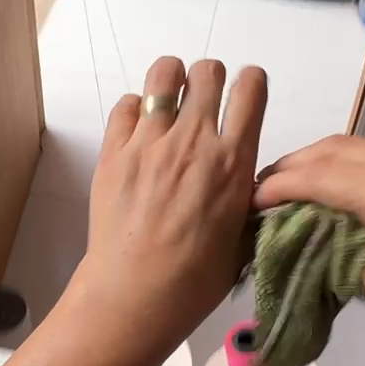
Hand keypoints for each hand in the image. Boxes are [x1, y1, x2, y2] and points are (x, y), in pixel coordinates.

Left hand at [66, 57, 266, 354]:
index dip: (250, 83)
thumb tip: (246, 183)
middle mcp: (194, 141)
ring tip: (168, 105)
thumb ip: (245, 199)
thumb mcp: (242, 238)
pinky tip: (138, 133)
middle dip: (209, 80)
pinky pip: (126, 104)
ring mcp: (150, 143)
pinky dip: (136, 110)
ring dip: (171, 81)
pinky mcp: (113, 152)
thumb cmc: (196, 280)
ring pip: (163, 73)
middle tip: (202, 105)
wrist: (137, 294)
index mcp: (234, 162)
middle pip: (207, 71)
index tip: (244, 94)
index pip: (251, 88)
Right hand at [254, 136, 364, 365]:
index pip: (324, 175)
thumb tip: (313, 235)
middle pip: (340, 149)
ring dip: (323, 164)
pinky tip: (335, 192)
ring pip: (363, 149)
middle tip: (262, 191)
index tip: (249, 200)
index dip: (282, 185)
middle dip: (296, 166)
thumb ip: (341, 251)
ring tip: (291, 189)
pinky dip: (351, 171)